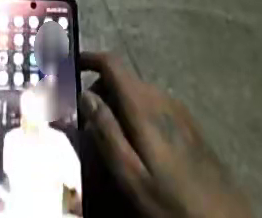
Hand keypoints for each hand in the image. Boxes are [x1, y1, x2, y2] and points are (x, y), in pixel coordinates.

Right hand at [81, 52, 252, 217]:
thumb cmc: (174, 204)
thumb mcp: (132, 176)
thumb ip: (106, 132)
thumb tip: (85, 95)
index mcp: (144, 105)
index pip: (112, 63)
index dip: (89, 58)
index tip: (70, 65)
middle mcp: (162, 98)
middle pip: (123, 77)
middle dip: (100, 90)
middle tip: (86, 119)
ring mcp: (179, 111)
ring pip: (138, 92)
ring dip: (119, 103)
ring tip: (109, 135)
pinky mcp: (191, 126)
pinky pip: (154, 106)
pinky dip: (136, 113)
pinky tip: (137, 143)